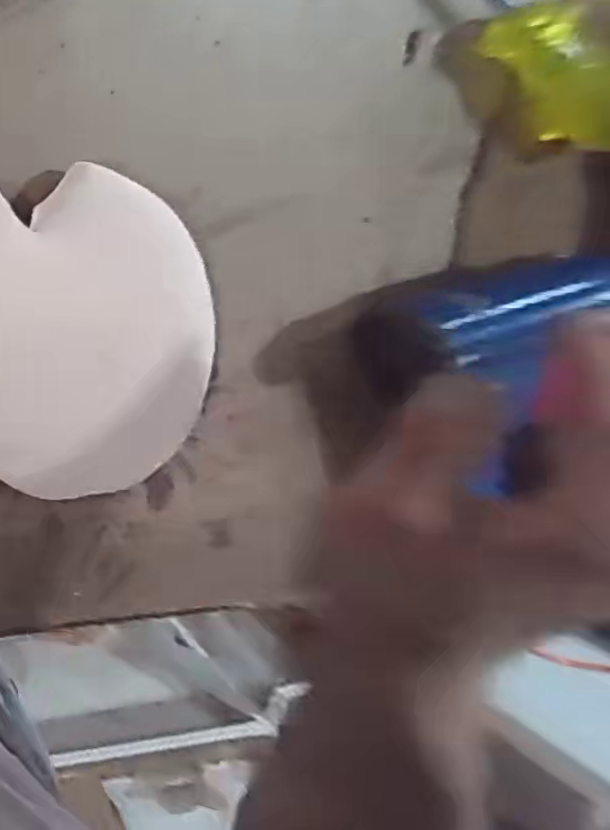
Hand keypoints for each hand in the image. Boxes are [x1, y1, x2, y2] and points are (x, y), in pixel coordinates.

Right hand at [308, 317, 609, 678]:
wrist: (403, 651)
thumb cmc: (385, 577)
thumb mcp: (389, 506)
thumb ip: (433, 441)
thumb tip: (467, 379)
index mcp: (584, 527)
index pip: (604, 432)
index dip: (593, 371)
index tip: (576, 321)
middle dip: (608, 393)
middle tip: (596, 337)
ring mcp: (609, 551)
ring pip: (608, 469)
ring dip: (594, 422)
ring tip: (578, 375)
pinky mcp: (589, 555)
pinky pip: (592, 487)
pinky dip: (580, 450)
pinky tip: (553, 432)